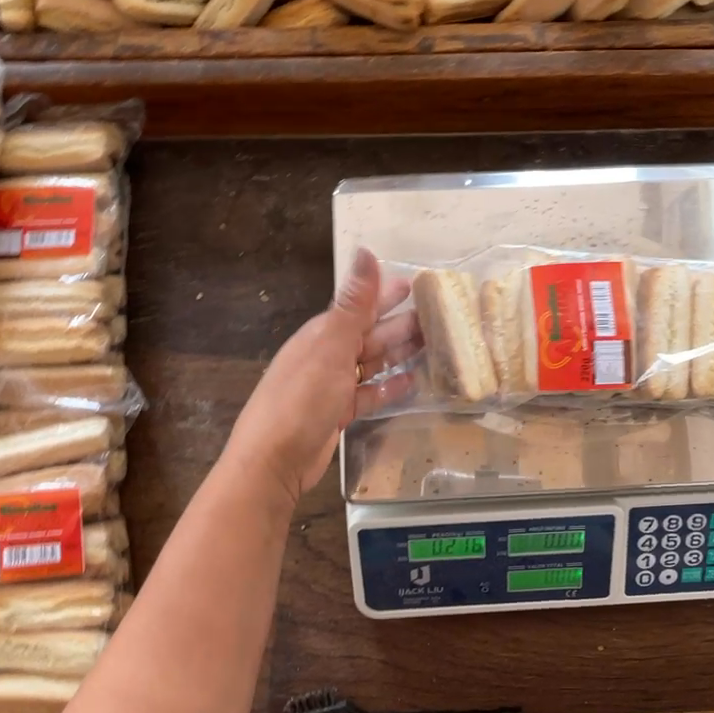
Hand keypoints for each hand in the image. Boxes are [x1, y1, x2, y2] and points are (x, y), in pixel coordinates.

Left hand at [226, 247, 417, 501]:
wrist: (273, 461)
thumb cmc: (301, 400)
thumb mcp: (330, 347)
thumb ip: (353, 304)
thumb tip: (365, 251)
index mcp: (322, 334)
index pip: (360, 307)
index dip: (386, 295)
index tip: (418, 285)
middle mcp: (326, 355)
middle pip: (369, 335)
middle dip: (401, 324)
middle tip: (440, 318)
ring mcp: (332, 386)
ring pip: (372, 363)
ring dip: (399, 354)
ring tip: (434, 347)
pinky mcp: (338, 413)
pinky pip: (369, 394)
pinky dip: (389, 387)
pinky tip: (412, 383)